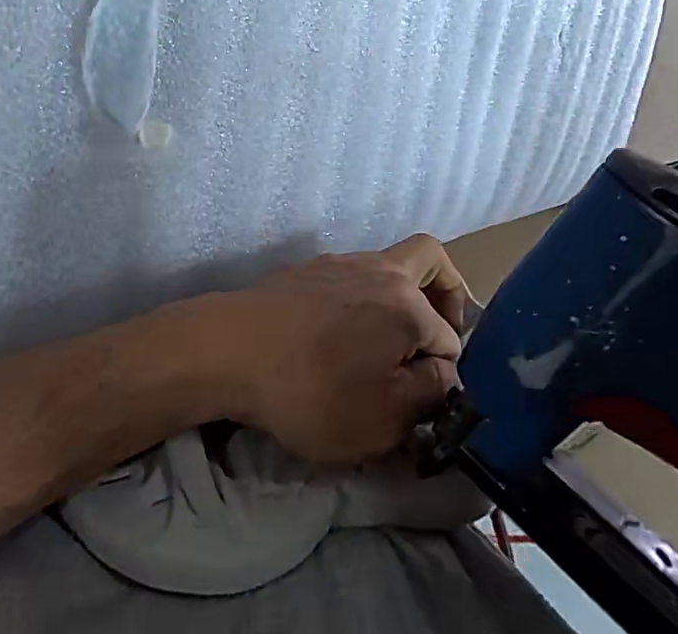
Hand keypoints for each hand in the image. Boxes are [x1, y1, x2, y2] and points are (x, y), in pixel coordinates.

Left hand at [198, 235, 471, 464]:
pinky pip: (353, 277)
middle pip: (431, 259)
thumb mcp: (382, 418)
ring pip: (389, 265)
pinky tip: (339, 336)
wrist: (228, 349)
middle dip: (447, 291)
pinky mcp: (308, 270)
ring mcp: (341, 264)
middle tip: (438, 330)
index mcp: (407, 304)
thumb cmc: (311, 390)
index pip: (450, 337)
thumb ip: (429, 395)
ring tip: (383, 344)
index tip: (427, 400)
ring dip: (401, 296)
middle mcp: (381, 271)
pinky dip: (363, 299)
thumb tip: (444, 373)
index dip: (446, 372)